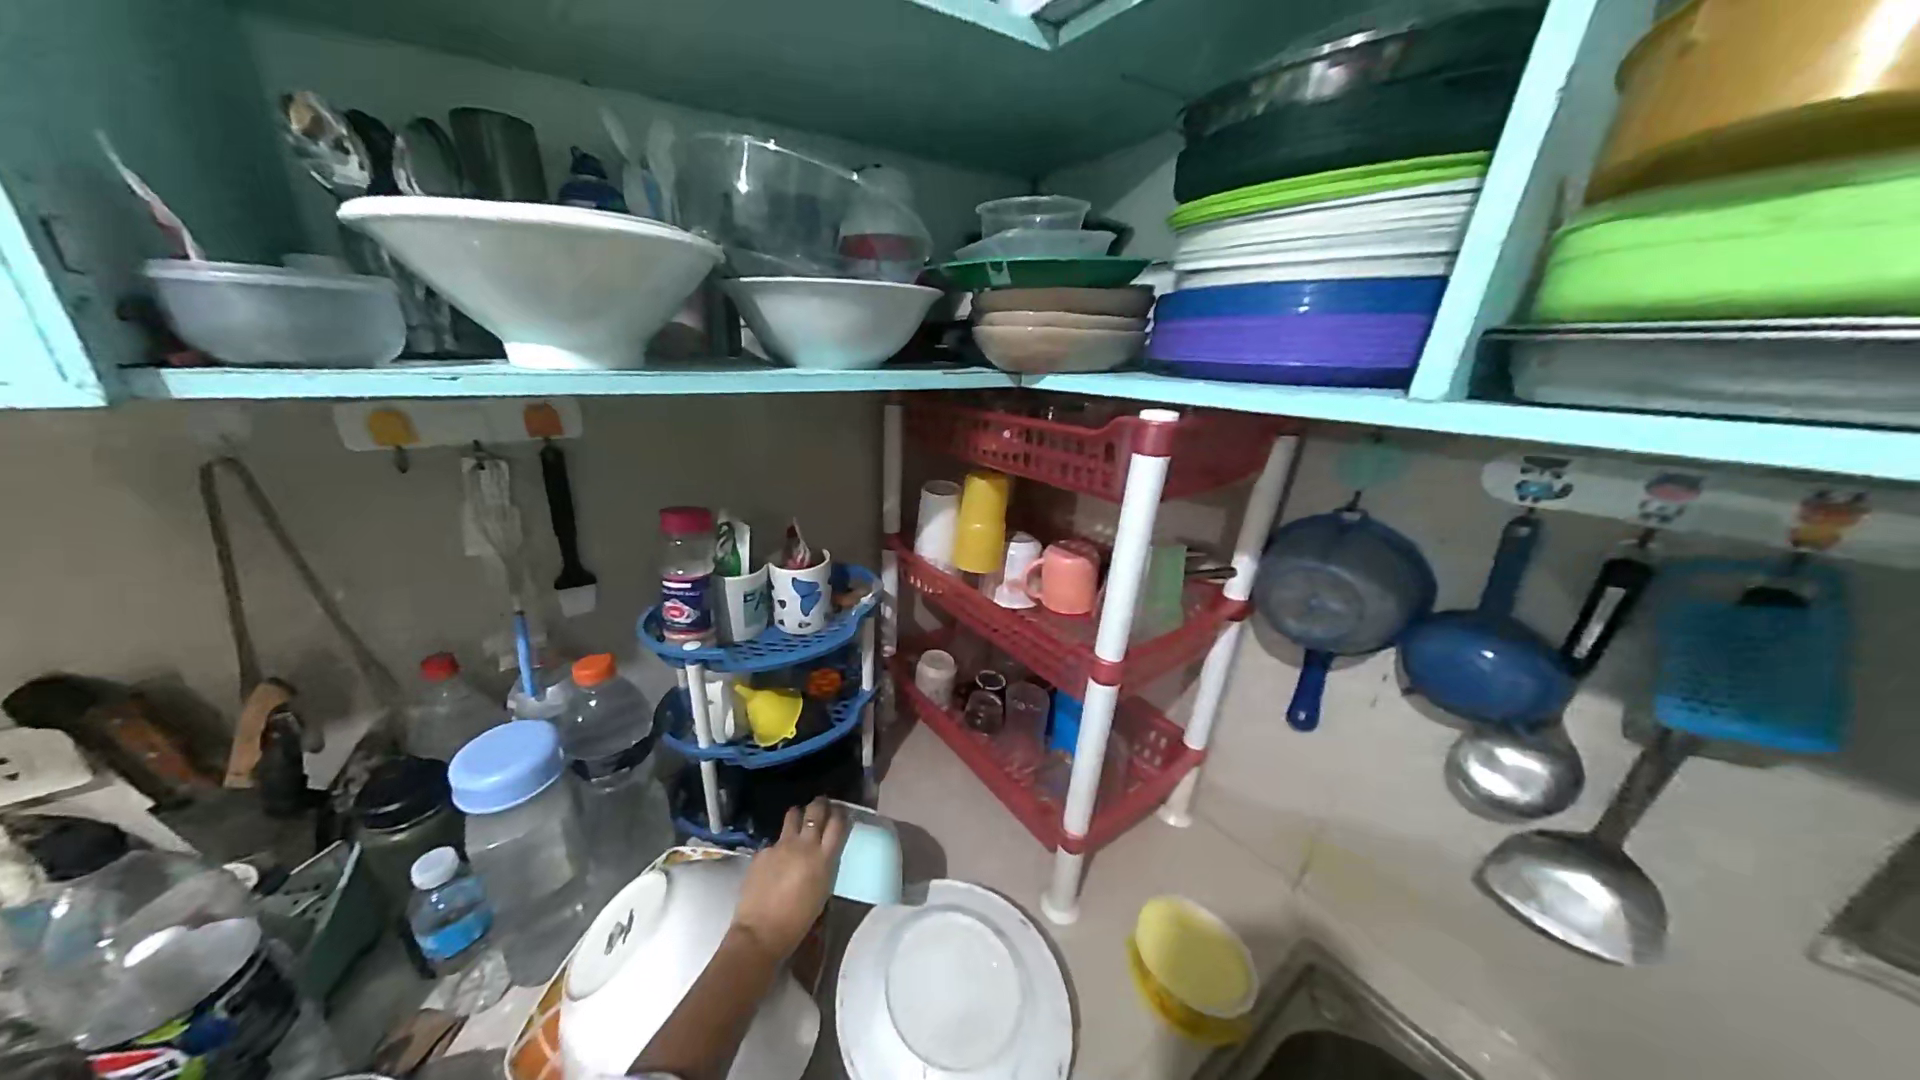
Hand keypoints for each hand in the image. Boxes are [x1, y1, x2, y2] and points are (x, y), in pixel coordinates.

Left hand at [731, 797, 849, 960]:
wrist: (761, 933)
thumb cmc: (798, 921)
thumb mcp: (822, 891)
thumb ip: (824, 866)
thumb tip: (822, 854)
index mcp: (823, 858)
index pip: (837, 823)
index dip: (840, 813)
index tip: (840, 811)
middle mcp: (804, 845)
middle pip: (816, 811)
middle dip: (820, 804)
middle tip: (821, 805)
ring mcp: (781, 845)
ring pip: (793, 815)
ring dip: (798, 815)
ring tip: (798, 822)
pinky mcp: (762, 851)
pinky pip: (774, 842)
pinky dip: (778, 847)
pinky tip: (774, 862)